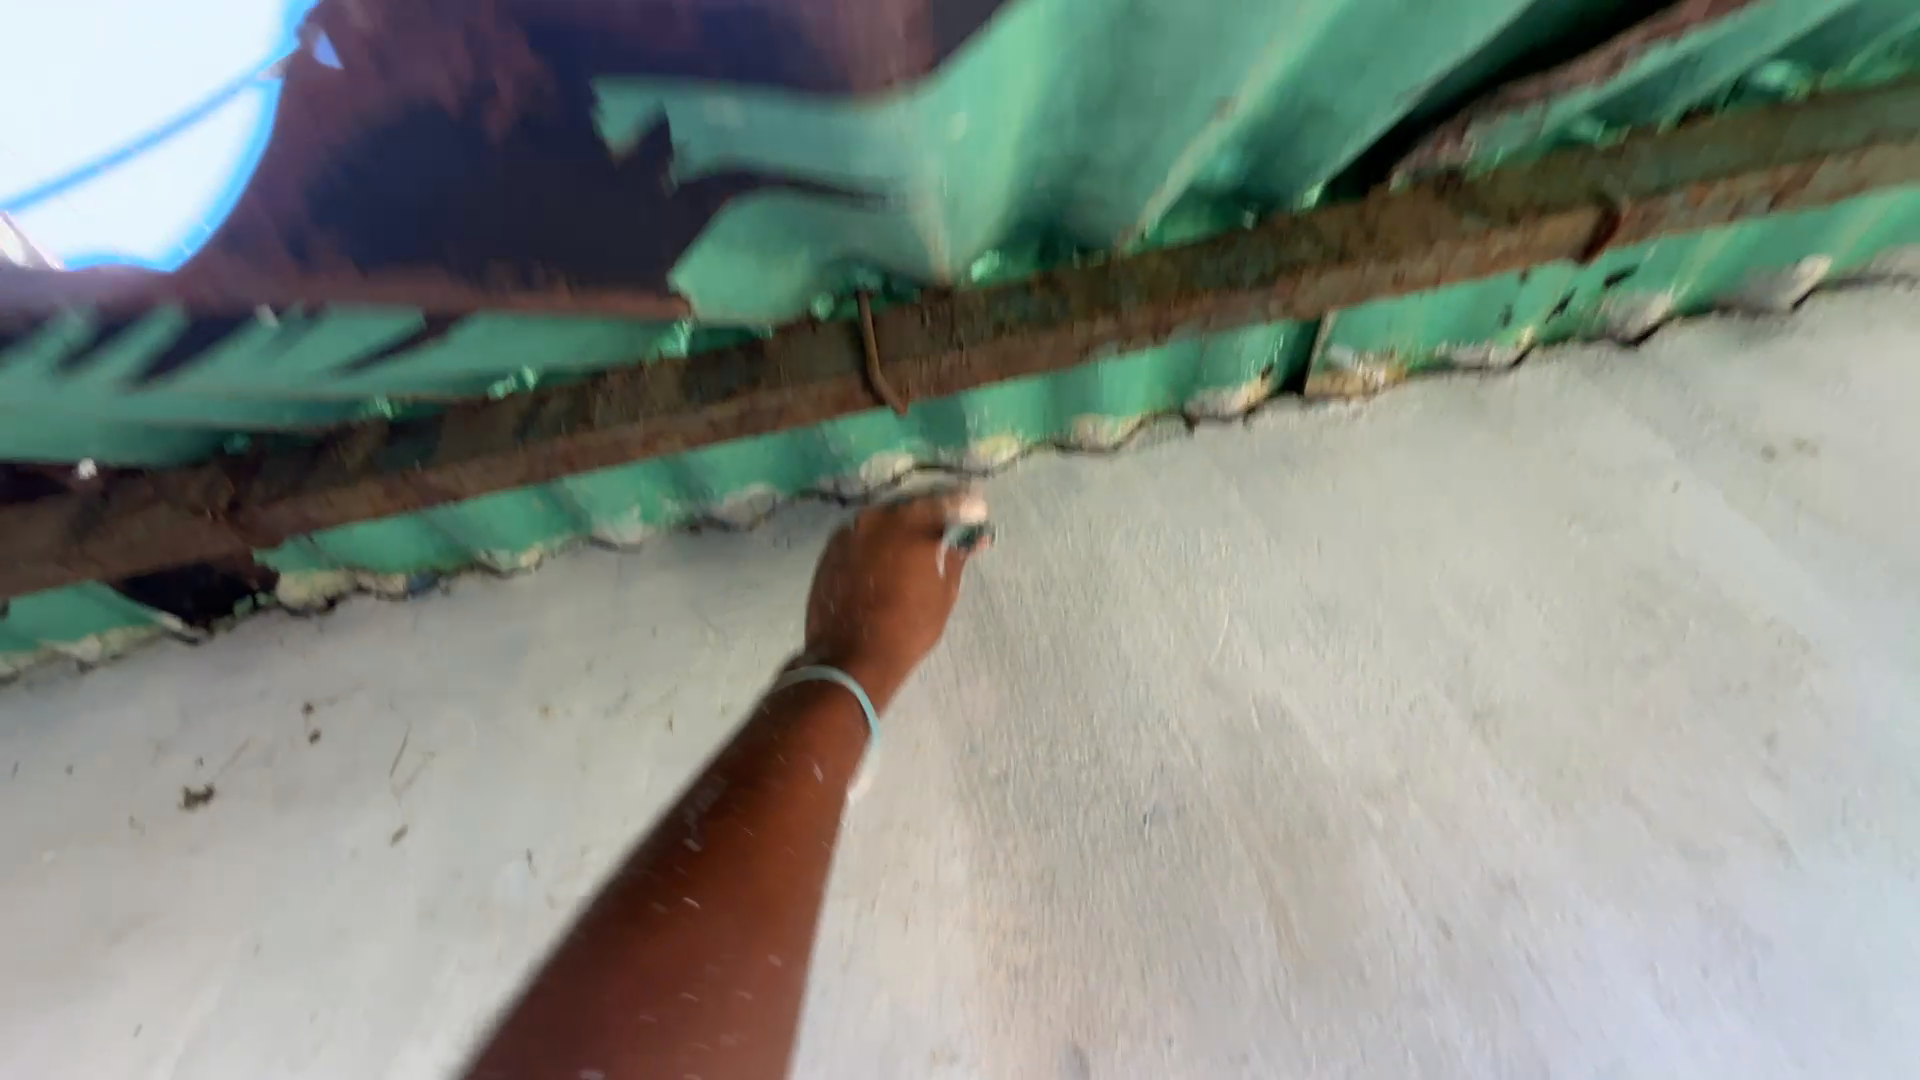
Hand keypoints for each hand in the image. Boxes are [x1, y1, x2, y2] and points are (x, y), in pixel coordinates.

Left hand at [803, 489, 987, 707]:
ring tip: (917, 544)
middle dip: (932, 515)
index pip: (946, 503)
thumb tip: (972, 539)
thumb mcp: (944, 593)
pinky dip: (878, 542)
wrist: (851, 656)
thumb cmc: (908, 627)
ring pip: (883, 521)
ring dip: (902, 528)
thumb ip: (957, 557)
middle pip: (911, 508)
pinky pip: (863, 536)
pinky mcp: (831, 550)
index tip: (978, 511)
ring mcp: (850, 532)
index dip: (965, 507)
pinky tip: (888, 557)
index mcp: (911, 524)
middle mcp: (878, 518)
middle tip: (947, 527)